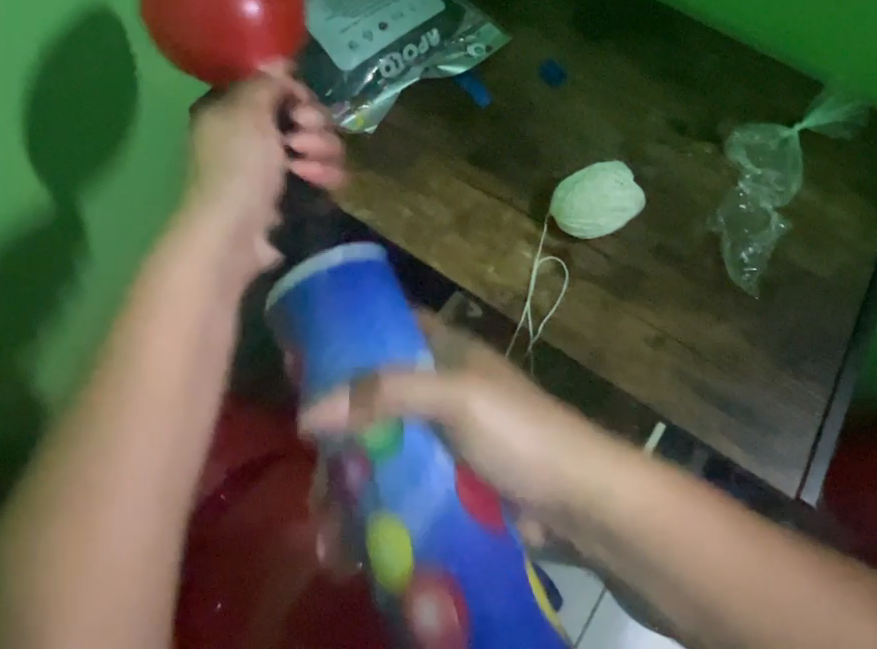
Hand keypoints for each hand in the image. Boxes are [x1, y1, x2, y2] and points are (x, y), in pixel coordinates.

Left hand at [184, 65, 344, 270]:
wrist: (236, 231)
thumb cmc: (236, 164)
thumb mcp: (247, 110)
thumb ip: (268, 82)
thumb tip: (281, 61)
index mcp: (233, 111)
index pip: (278, 88)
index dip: (296, 93)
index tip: (299, 102)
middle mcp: (254, 135)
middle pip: (306, 115)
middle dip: (313, 124)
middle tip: (300, 138)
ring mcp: (276, 166)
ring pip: (321, 143)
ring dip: (320, 150)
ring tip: (304, 167)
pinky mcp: (296, 192)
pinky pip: (326, 171)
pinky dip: (324, 174)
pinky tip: (312, 181)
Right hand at [299, 311, 630, 530]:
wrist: (579, 501)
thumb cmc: (522, 434)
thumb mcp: (457, 399)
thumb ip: (387, 394)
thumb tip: (307, 412)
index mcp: (447, 353)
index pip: (389, 330)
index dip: (345, 341)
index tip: (298, 367)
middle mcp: (441, 391)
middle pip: (373, 401)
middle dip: (338, 438)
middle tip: (310, 474)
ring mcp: (444, 442)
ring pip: (381, 454)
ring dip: (350, 489)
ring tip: (327, 531)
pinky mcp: (449, 486)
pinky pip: (399, 494)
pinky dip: (373, 515)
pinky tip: (348, 547)